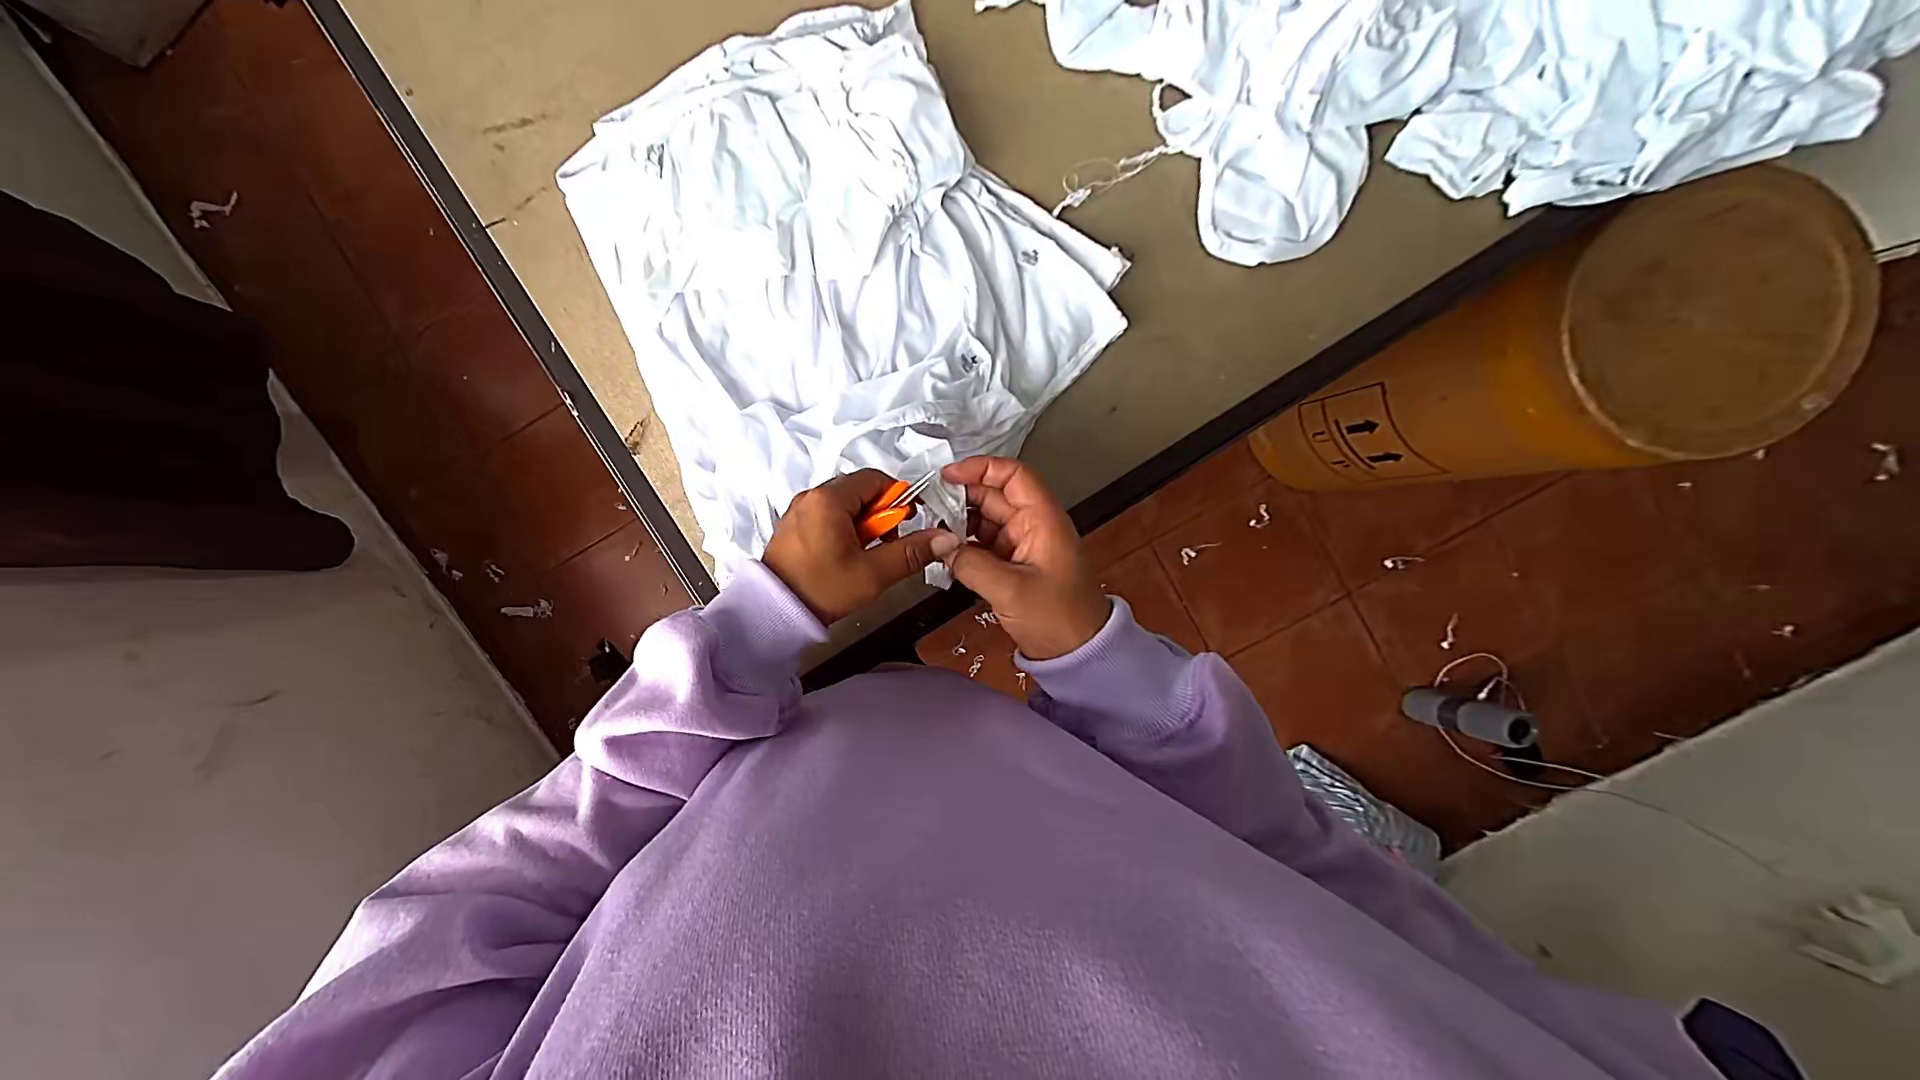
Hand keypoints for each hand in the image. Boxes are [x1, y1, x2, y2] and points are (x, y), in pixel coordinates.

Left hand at [763, 470, 943, 622]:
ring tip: (867, 553)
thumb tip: (942, 539)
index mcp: (829, 500)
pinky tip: (847, 556)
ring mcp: (800, 511)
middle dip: (881, 514)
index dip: (899, 498)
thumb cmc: (819, 590)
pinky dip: (844, 529)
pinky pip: (827, 516)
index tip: (909, 520)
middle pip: (860, 491)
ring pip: (844, 504)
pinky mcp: (794, 527)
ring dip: (864, 523)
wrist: (774, 613)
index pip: (876, 479)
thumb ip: (912, 552)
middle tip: (887, 543)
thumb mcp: (874, 573)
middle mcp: (811, 498)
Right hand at [930, 456, 1110, 659]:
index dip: (979, 468)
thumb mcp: (1011, 591)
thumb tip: (942, 546)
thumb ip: (971, 564)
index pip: (1012, 475)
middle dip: (961, 497)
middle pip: (994, 496)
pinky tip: (946, 550)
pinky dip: (965, 544)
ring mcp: (1024, 544)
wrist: (1081, 653)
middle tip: (929, 506)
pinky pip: (985, 543)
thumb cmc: (1060, 619)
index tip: (948, 475)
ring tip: (932, 530)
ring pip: (986, 519)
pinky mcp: (1015, 564)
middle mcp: (1033, 525)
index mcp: (1043, 520)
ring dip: (960, 522)